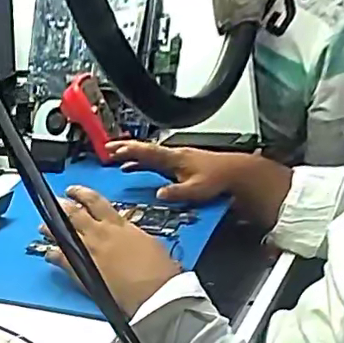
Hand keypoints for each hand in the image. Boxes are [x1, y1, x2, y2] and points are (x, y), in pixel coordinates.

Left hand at [39, 186, 185, 317]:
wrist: (153, 292)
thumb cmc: (158, 271)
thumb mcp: (148, 241)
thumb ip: (131, 234)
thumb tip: (126, 234)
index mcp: (119, 224)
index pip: (95, 201)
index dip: (82, 194)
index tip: (73, 191)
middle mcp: (101, 234)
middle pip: (75, 214)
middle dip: (62, 207)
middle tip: (54, 204)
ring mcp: (89, 251)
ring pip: (64, 232)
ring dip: (52, 228)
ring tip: (44, 226)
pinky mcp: (82, 269)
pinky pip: (61, 258)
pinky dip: (52, 255)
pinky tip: (48, 254)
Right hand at [106, 142, 295, 228]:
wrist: (236, 173)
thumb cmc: (218, 180)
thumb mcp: (195, 190)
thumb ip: (175, 192)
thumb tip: (159, 194)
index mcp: (175, 159)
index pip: (147, 152)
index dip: (129, 151)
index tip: (113, 150)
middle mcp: (174, 155)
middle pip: (145, 150)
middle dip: (125, 148)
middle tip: (107, 148)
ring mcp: (176, 158)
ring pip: (149, 154)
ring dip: (132, 155)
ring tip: (115, 157)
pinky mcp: (179, 163)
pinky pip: (155, 161)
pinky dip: (141, 162)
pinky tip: (134, 167)